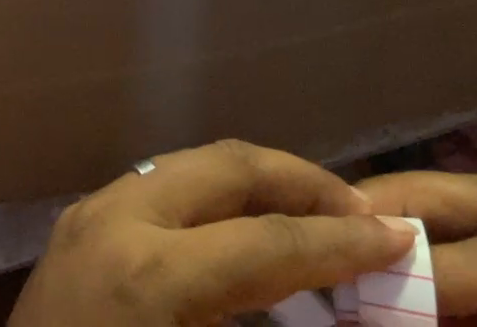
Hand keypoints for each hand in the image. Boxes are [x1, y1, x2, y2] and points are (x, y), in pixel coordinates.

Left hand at [8, 140, 418, 326]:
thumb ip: (265, 319)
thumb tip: (321, 298)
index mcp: (149, 274)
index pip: (268, 241)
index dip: (341, 241)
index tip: (397, 235)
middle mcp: (117, 218)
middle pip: (228, 168)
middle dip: (302, 181)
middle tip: (358, 209)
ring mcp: (91, 211)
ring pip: (193, 165)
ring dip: (258, 184)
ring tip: (312, 213)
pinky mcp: (79, 221)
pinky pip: (162, 188)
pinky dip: (214, 199)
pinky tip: (245, 229)